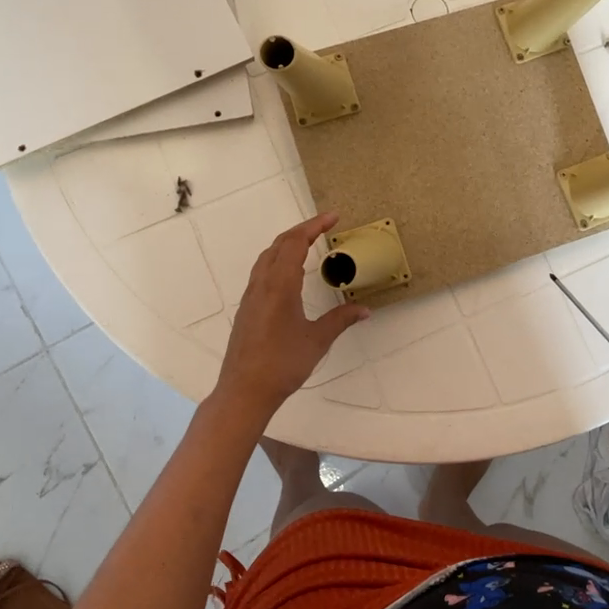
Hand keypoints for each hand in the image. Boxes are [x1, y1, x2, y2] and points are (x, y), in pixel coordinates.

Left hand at [214, 212, 369, 414]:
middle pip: (279, 244)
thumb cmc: (283, 364)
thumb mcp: (317, 340)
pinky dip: (278, 259)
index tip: (333, 217)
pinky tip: (289, 273)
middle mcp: (262, 284)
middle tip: (324, 225)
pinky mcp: (247, 308)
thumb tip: (364, 310)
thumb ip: (340, 320)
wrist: (244, 390)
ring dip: (287, 244)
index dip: (314, 226)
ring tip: (308, 243)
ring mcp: (251, 295)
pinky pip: (262, 271)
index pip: (295, 243)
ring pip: (267, 257)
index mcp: (280, 285)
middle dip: (302, 230)